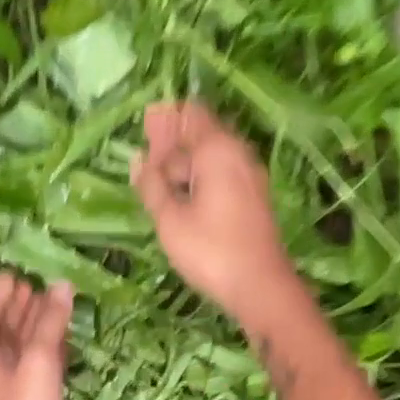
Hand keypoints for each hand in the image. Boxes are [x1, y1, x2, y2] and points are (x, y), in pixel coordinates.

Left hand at [0, 273, 72, 399]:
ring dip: (38, 325)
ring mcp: (14, 385)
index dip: (1, 292)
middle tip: (40, 283)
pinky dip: (50, 347)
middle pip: (6, 327)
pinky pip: (40, 363)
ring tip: (57, 302)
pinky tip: (65, 339)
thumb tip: (61, 285)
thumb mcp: (39, 361)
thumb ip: (50, 322)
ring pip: (24, 346)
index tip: (17, 273)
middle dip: (21, 305)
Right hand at [131, 100, 299, 319]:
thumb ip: (152, 186)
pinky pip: (222, 176)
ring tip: (159, 186)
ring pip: (211, 158)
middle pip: (201, 134)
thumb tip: (138, 160)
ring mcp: (249, 176)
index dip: (165, 119)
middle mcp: (237, 154)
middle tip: (145, 164)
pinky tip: (183, 201)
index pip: (190, 113)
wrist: (261, 287)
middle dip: (172, 143)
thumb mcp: (170, 220)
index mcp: (216, 149)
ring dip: (185, 165)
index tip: (143, 132)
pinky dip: (201, 180)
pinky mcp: (253, 199)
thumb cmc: (211, 252)